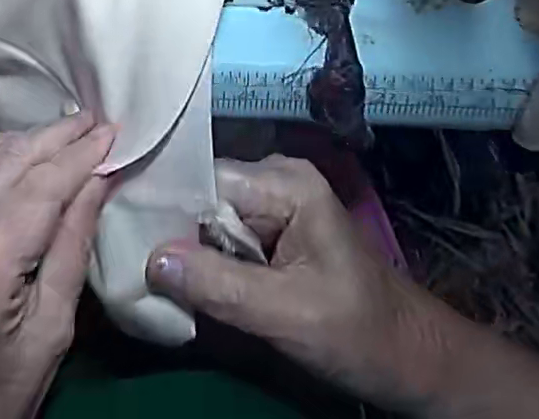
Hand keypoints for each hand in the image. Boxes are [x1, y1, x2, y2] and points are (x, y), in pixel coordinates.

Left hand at [0, 113, 116, 418]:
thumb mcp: (53, 327)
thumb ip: (73, 243)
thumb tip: (99, 176)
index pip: (41, 187)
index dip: (80, 155)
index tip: (112, 132)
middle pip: (11, 158)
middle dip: (58, 136)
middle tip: (93, 123)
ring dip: (25, 139)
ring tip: (61, 136)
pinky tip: (2, 146)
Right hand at [146, 156, 538, 418]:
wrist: (418, 362)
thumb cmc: (364, 334)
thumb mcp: (291, 316)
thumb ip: (221, 287)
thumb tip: (151, 259)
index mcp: (285, 181)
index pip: (205, 177)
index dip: (164, 201)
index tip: (120, 221)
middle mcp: (274, 176)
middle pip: (202, 191)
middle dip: (171, 223)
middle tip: (127, 249)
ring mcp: (272, 199)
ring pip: (208, 212)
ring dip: (184, 241)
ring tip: (145, 260)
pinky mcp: (270, 224)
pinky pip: (222, 230)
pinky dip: (202, 252)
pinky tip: (182, 270)